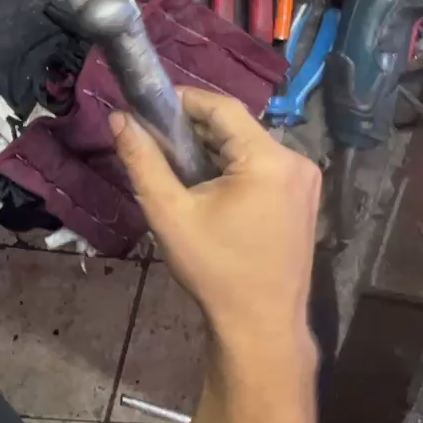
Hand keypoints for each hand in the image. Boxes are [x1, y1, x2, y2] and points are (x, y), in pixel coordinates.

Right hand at [111, 88, 319, 356]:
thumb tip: (118, 118)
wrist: (259, 322)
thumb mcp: (167, 210)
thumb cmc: (213, 266)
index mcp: (268, 160)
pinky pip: (257, 165)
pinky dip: (225, 166)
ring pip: (244, 146)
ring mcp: (304, 181)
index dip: (180, 100)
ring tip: (170, 168)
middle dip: (189, 129)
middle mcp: (295, 162)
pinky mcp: (301, 198)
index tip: (143, 107)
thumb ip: (142, 159)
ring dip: (206, 149)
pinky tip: (200, 188)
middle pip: (233, 126)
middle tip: (150, 143)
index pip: (221, 107)